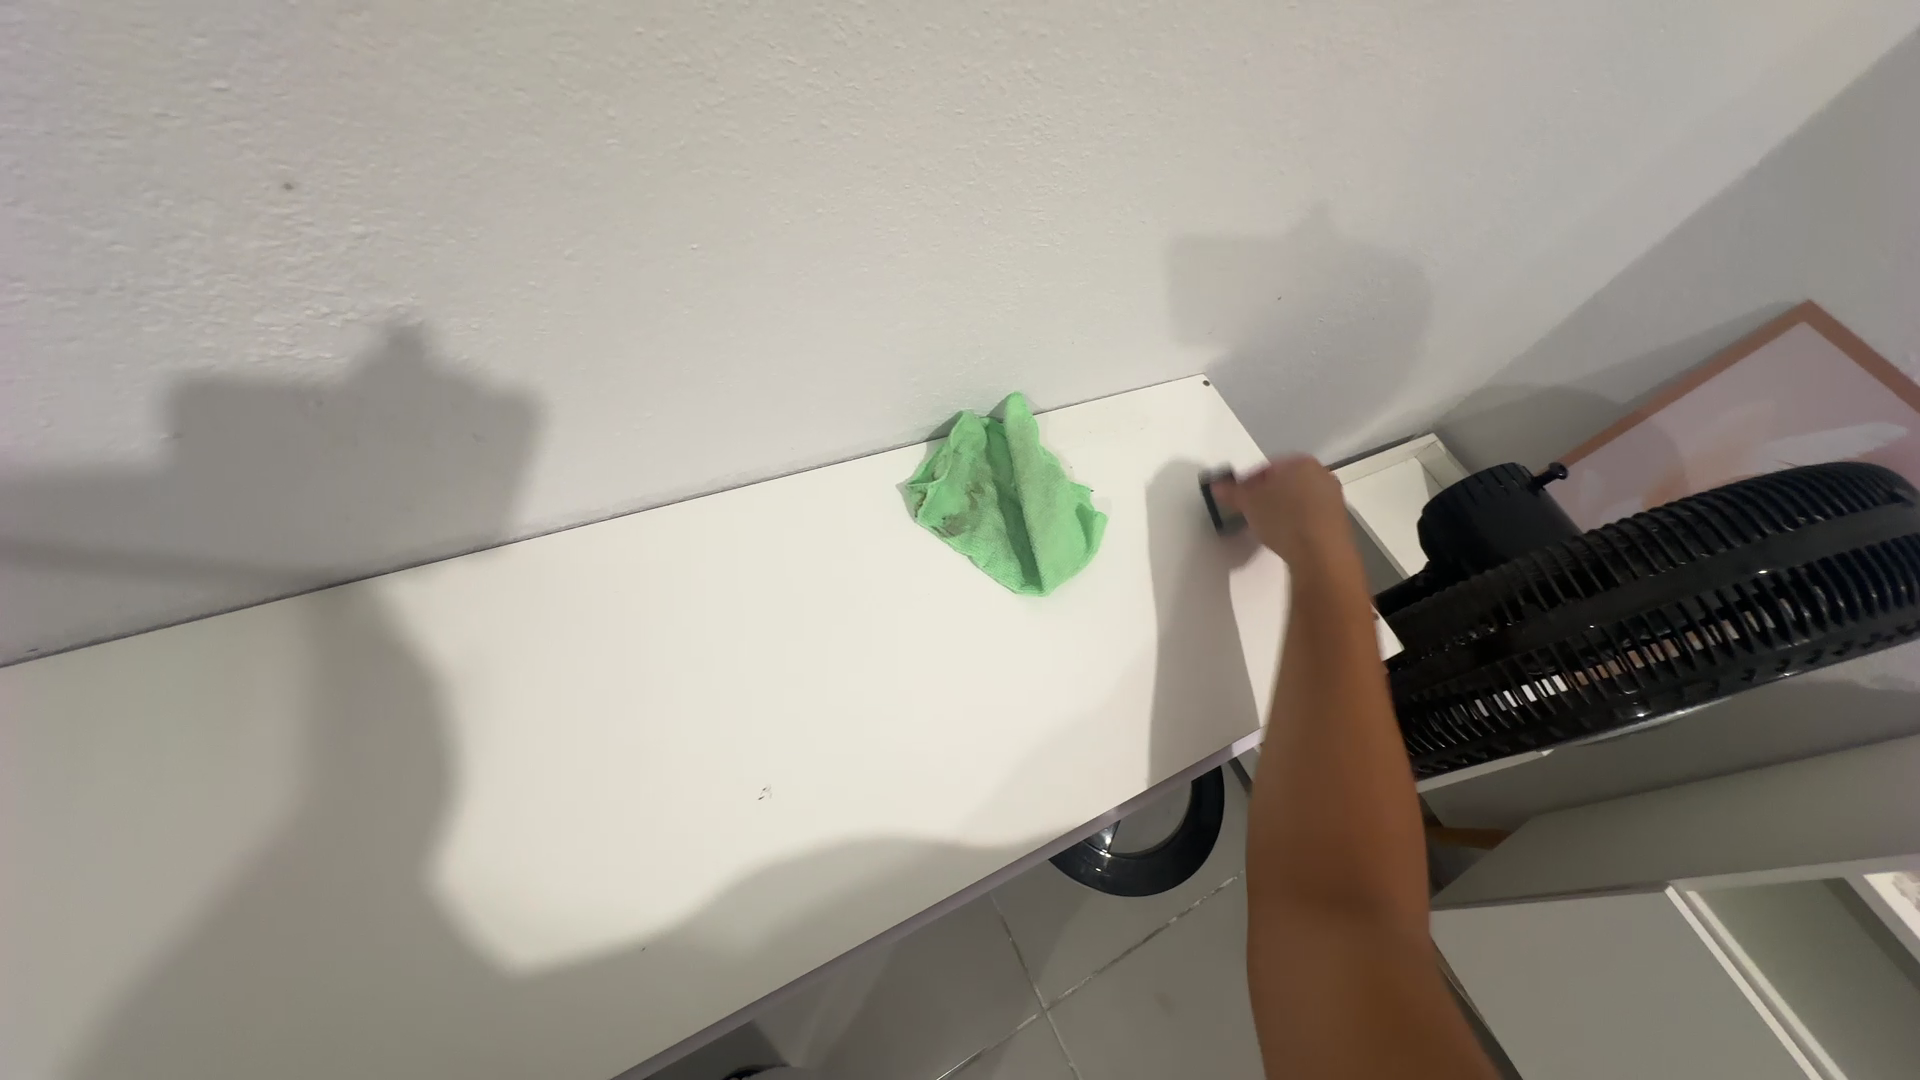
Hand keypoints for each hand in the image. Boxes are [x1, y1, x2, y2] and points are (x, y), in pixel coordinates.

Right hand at [1211, 456, 1354, 566]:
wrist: (1320, 553)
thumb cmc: (1282, 519)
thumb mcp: (1248, 504)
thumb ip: (1230, 492)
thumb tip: (1216, 486)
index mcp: (1299, 462)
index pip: (1265, 468)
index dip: (1246, 483)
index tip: (1236, 499)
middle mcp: (1321, 473)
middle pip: (1284, 481)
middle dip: (1266, 495)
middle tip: (1250, 511)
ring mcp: (1333, 496)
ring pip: (1298, 498)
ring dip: (1282, 508)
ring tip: (1267, 526)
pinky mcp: (1339, 518)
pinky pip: (1310, 514)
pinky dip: (1297, 520)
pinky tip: (1286, 535)